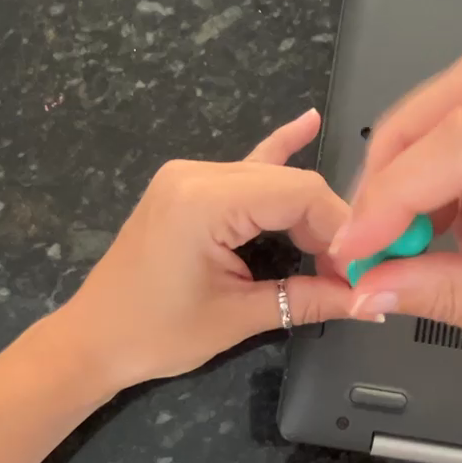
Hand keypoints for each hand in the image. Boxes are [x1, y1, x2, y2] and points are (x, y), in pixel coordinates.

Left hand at [57, 109, 360, 389]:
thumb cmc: (154, 334)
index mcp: (204, 201)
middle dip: (328, 227)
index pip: (299, 194)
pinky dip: (276, 153)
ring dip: (307, 212)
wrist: (92, 340)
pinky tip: (307, 122)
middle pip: (288, 183)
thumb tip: (369, 300)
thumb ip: (308, 300)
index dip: (342, 230)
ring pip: (272, 179)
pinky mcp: (188, 189)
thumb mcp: (237, 317)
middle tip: (354, 270)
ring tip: (340, 246)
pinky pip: (243, 170)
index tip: (364, 269)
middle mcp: (196, 174)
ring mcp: (189, 177)